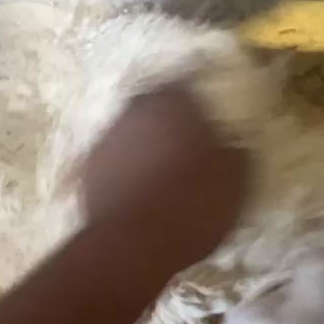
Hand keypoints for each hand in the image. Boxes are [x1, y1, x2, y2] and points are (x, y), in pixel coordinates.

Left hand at [77, 85, 249, 275]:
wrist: (131, 245)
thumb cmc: (192, 207)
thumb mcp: (235, 181)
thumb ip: (236, 152)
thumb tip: (234, 143)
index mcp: (173, 104)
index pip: (187, 78)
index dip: (198, 88)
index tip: (207, 101)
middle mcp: (135, 110)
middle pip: (153, 101)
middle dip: (167, 113)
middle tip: (184, 132)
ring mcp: (107, 137)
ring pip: (129, 128)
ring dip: (143, 139)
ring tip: (160, 164)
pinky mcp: (87, 167)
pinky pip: (111, 158)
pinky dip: (123, 165)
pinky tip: (135, 185)